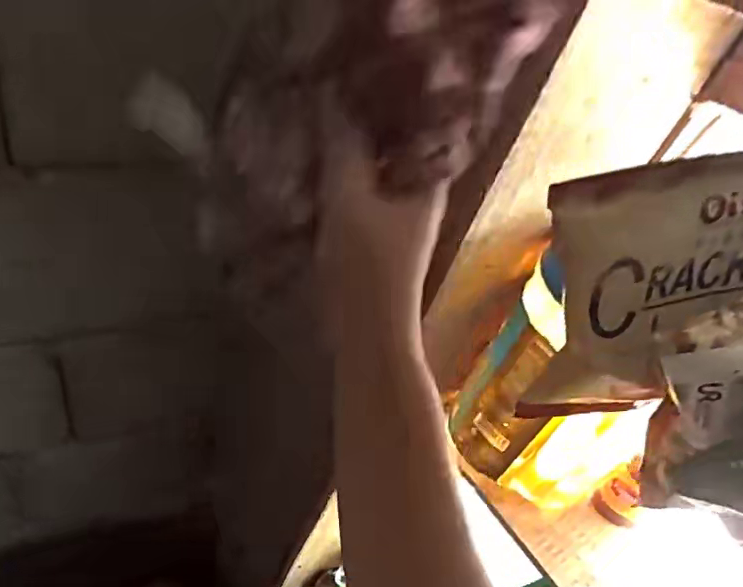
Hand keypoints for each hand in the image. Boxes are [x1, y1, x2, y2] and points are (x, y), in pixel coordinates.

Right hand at [315, 112, 448, 343]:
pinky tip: (315, 188)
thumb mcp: (349, 200)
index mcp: (428, 177)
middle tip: (322, 117)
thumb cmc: (366, 269)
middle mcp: (420, 197)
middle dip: (358, 133)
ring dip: (344, 164)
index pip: (413, 120)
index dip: (382, 102)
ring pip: (372, 178)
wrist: (367, 338)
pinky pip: (359, 205)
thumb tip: (332, 101)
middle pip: (390, 149)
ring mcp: (399, 224)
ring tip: (314, 145)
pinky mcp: (378, 246)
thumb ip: (342, 148)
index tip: (347, 92)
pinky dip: (340, 194)